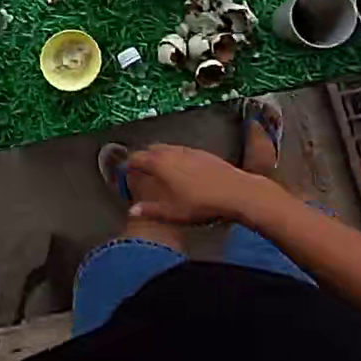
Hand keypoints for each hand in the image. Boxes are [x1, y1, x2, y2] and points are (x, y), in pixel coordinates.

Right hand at [126, 143, 283, 225]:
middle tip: (139, 168)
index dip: (129, 164)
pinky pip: (181, 150)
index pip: (137, 158)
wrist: (235, 191)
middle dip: (143, 156)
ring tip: (158, 167)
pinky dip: (174, 155)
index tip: (124, 170)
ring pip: (167, 148)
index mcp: (159, 164)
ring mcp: (188, 150)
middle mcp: (171, 152)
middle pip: (151, 149)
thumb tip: (132, 210)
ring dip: (159, 154)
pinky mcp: (202, 152)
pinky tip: (180, 167)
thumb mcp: (172, 212)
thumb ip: (150, 210)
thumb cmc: (200, 203)